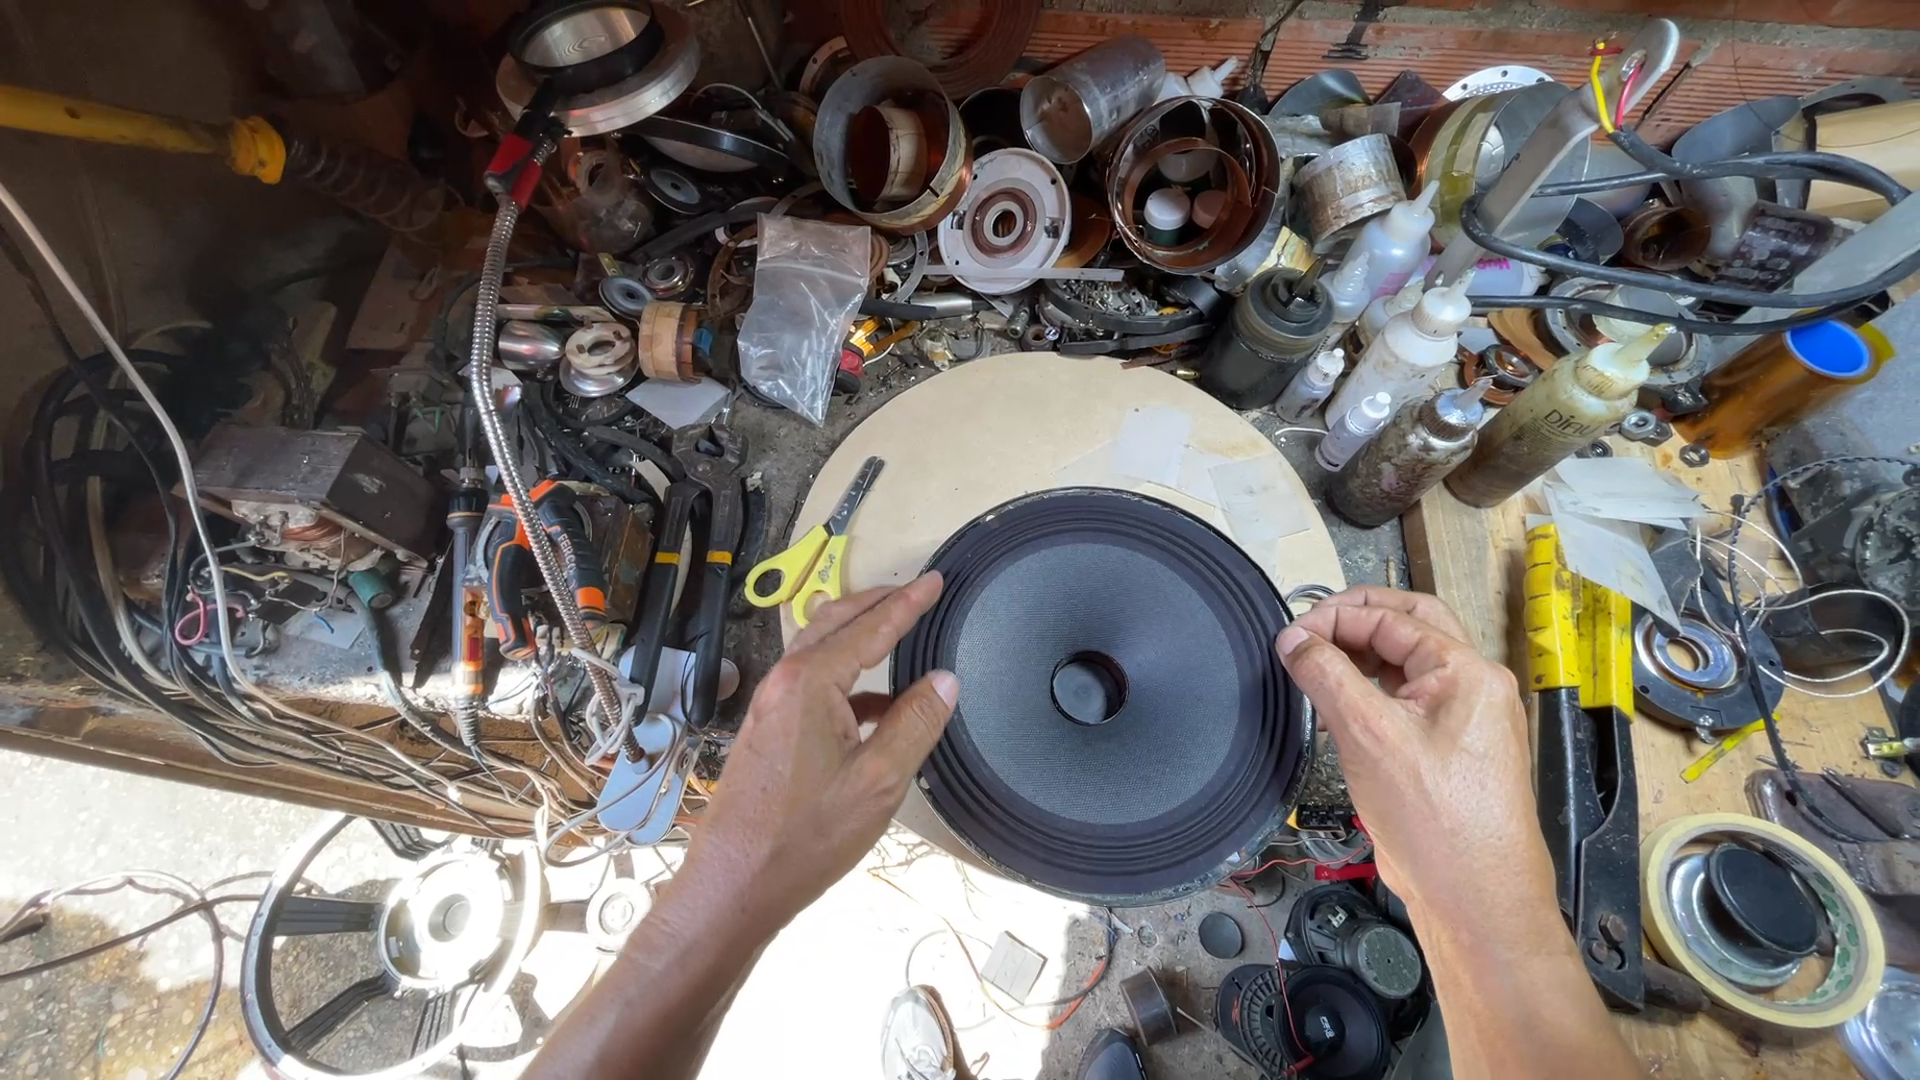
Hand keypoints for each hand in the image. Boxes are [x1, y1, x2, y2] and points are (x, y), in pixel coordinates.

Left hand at [662, 572, 958, 941]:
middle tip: (917, 591)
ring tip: (900, 630)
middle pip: (836, 620)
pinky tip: (878, 704)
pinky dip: (849, 675)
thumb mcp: (878, 782)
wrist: (733, 885)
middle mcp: (785, 680)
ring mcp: (772, 702)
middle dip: (878, 600)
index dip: (908, 602)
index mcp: (810, 682)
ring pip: (821, 648)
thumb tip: (945, 679)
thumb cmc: (808, 835)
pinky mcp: (769, 726)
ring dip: (860, 632)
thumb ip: (915, 723)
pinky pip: (814, 680)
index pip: (870, 627)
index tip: (936, 579)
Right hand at [1275, 587, 1553, 934]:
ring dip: (1358, 653)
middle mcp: (1470, 683)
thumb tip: (1291, 636)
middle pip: (1408, 623)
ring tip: (1313, 665)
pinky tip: (1333, 704)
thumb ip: (1325, 674)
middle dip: (1354, 619)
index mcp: (1464, 671)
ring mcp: (1461, 714)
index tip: (1288, 635)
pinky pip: (1403, 695)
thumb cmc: (1429, 812)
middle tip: (1307, 630)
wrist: (1473, 895)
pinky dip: (1366, 687)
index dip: (1333, 618)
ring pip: (1404, 660)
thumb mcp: (1366, 733)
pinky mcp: (1446, 743)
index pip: (1389, 619)